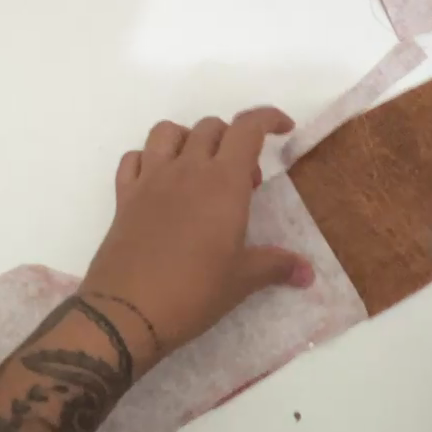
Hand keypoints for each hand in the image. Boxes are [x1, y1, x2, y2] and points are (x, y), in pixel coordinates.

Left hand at [79, 108, 313, 373]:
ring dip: (188, 139)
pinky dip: (148, 159)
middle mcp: (186, 169)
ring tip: (200, 170)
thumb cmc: (193, 292)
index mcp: (223, 181)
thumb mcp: (242, 280)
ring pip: (167, 132)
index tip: (284, 130)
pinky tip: (159, 183)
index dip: (268, 119)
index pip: (247, 128)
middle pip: (210, 127)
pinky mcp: (123, 196)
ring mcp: (150, 179)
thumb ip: (276, 266)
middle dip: (233, 141)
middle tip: (243, 182)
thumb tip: (308, 273)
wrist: (126, 311)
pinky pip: (133, 158)